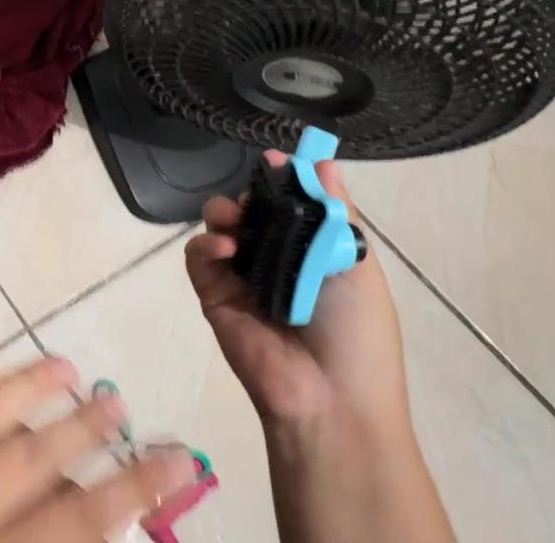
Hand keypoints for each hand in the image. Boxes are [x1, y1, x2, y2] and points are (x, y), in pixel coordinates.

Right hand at [184, 153, 409, 429]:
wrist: (326, 394)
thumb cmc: (356, 332)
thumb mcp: (356, 266)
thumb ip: (334, 213)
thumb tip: (323, 160)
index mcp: (316, 254)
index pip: (293, 206)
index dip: (283, 182)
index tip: (275, 160)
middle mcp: (277, 261)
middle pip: (253, 211)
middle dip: (249, 196)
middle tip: (252, 198)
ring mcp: (241, 277)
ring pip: (220, 226)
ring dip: (223, 215)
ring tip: (232, 224)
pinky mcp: (212, 292)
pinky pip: (198, 255)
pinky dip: (206, 244)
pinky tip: (223, 248)